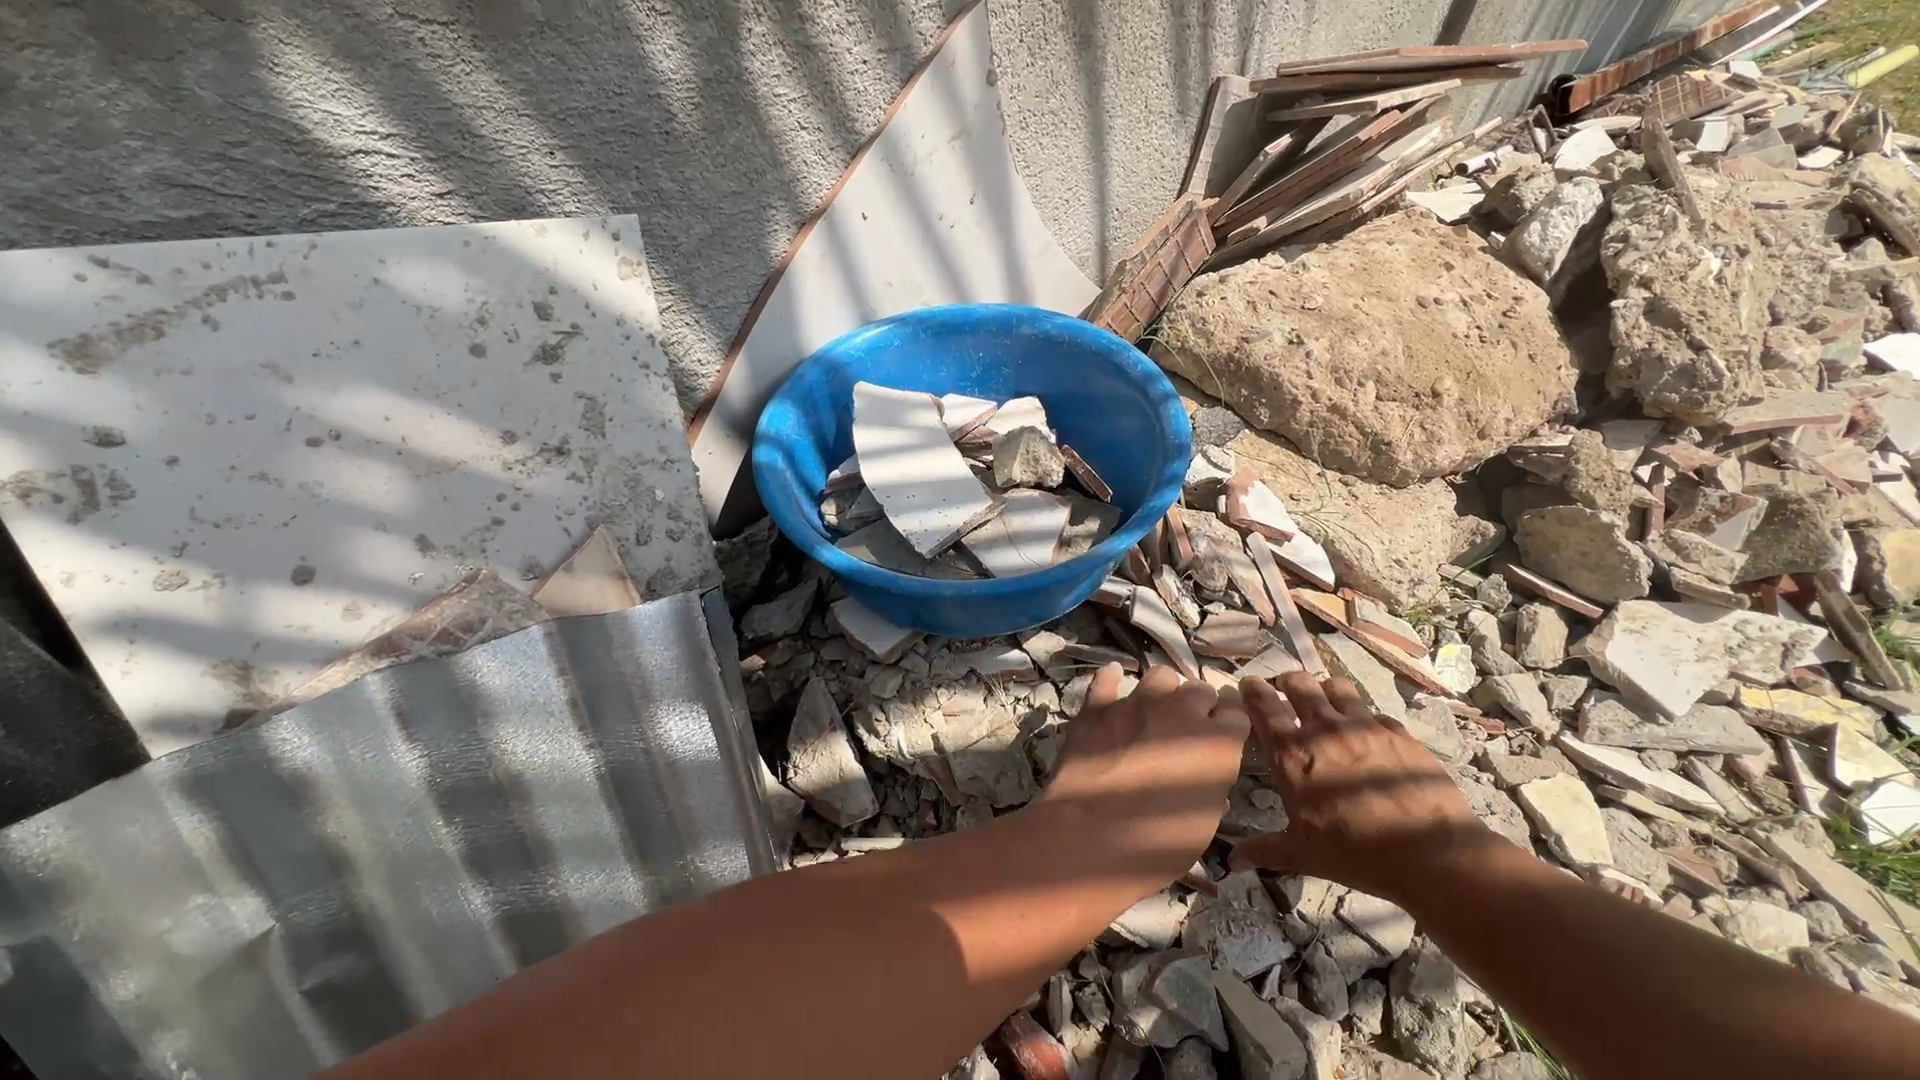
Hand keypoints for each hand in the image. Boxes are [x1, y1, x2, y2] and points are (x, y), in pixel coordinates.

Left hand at [1034, 664, 1249, 883]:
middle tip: (1187, 726)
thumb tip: (1207, 776)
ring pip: (1160, 676)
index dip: (1228, 724)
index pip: (1236, 713)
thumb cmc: (1157, 845)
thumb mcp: (1204, 824)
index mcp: (1216, 743)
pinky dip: (1111, 679)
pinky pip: (1106, 680)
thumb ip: (1212, 788)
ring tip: (1155, 708)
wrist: (1090, 838)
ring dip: (1163, 690)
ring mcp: (1136, 705)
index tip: (1222, 735)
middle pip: (1199, 690)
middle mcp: (1180, 713)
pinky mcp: (1097, 709)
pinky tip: (1113, 679)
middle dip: (1198, 705)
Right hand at [1228, 673, 1500, 904]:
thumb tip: (1232, 862)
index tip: (1249, 684)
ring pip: (1338, 687)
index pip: (1262, 707)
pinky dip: (1366, 719)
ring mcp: (1364, 727)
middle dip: (1288, 682)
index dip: (1252, 690)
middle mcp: (1324, 730)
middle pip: (1299, 684)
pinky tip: (1370, 737)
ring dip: (1327, 691)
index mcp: (1291, 754)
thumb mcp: (1302, 855)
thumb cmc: (1355, 854)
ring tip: (1328, 704)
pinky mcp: (1399, 734)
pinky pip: (1375, 714)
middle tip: (1287, 690)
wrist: (1431, 854)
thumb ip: (1264, 850)